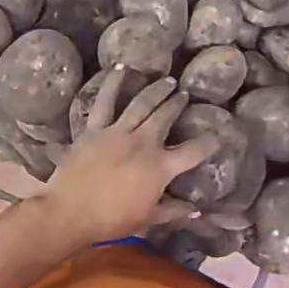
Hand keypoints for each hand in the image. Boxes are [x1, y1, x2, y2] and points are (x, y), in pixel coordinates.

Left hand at [41, 71, 219, 244]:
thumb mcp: (147, 219)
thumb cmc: (112, 220)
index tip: (218, 137)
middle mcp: (143, 142)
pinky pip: (105, 101)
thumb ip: (173, 211)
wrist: (71, 212)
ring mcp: (118, 132)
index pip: (193, 151)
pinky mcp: (94, 129)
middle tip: (184, 95)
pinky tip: (121, 68)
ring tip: (167, 81)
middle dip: (178, 104)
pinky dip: (112, 83)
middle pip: (166, 116)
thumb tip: (195, 209)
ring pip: (141, 103)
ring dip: (156, 90)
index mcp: (160, 167)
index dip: (209, 143)